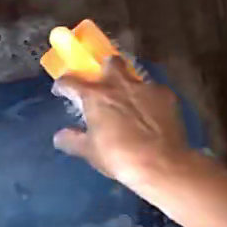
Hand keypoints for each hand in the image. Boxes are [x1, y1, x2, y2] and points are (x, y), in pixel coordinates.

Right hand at [53, 60, 196, 186]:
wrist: (160, 164)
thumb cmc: (118, 156)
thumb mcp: (89, 152)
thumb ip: (72, 140)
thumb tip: (59, 136)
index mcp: (94, 96)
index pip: (70, 81)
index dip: (63, 85)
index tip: (61, 90)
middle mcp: (118, 84)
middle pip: (110, 62)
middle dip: (105, 68)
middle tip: (104, 84)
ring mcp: (145, 87)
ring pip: (134, 76)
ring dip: (128, 85)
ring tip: (130, 102)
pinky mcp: (166, 95)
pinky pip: (154, 91)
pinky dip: (150, 99)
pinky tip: (152, 114)